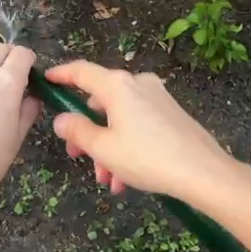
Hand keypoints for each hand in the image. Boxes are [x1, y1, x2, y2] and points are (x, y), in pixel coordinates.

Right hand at [44, 61, 238, 199]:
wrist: (202, 172)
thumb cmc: (148, 158)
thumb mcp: (104, 149)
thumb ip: (78, 131)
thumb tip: (62, 119)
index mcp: (118, 86)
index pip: (81, 71)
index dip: (61, 74)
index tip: (47, 79)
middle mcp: (138, 84)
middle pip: (100, 101)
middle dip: (87, 131)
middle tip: (78, 157)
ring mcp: (157, 97)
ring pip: (120, 118)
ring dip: (108, 147)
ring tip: (108, 180)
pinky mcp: (171, 112)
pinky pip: (138, 124)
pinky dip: (127, 145)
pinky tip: (126, 179)